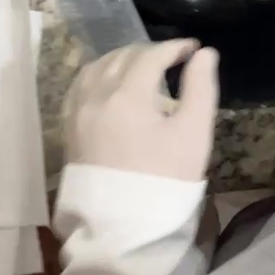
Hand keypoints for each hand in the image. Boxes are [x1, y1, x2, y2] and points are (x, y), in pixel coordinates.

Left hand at [64, 39, 219, 181]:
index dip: (175, 47)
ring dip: (123, 60)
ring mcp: (78, 112)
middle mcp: (96, 96)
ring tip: (144, 68)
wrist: (122, 227)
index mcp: (128, 95)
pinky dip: (100, 75)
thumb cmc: (165, 181)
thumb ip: (200, 88)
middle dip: (150, 52)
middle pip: (122, 56)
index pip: (151, 55)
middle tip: (173, 59)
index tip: (193, 48)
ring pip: (98, 67)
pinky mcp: (69, 129)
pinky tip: (113, 85)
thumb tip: (205, 54)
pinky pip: (81, 86)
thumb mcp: (193, 134)